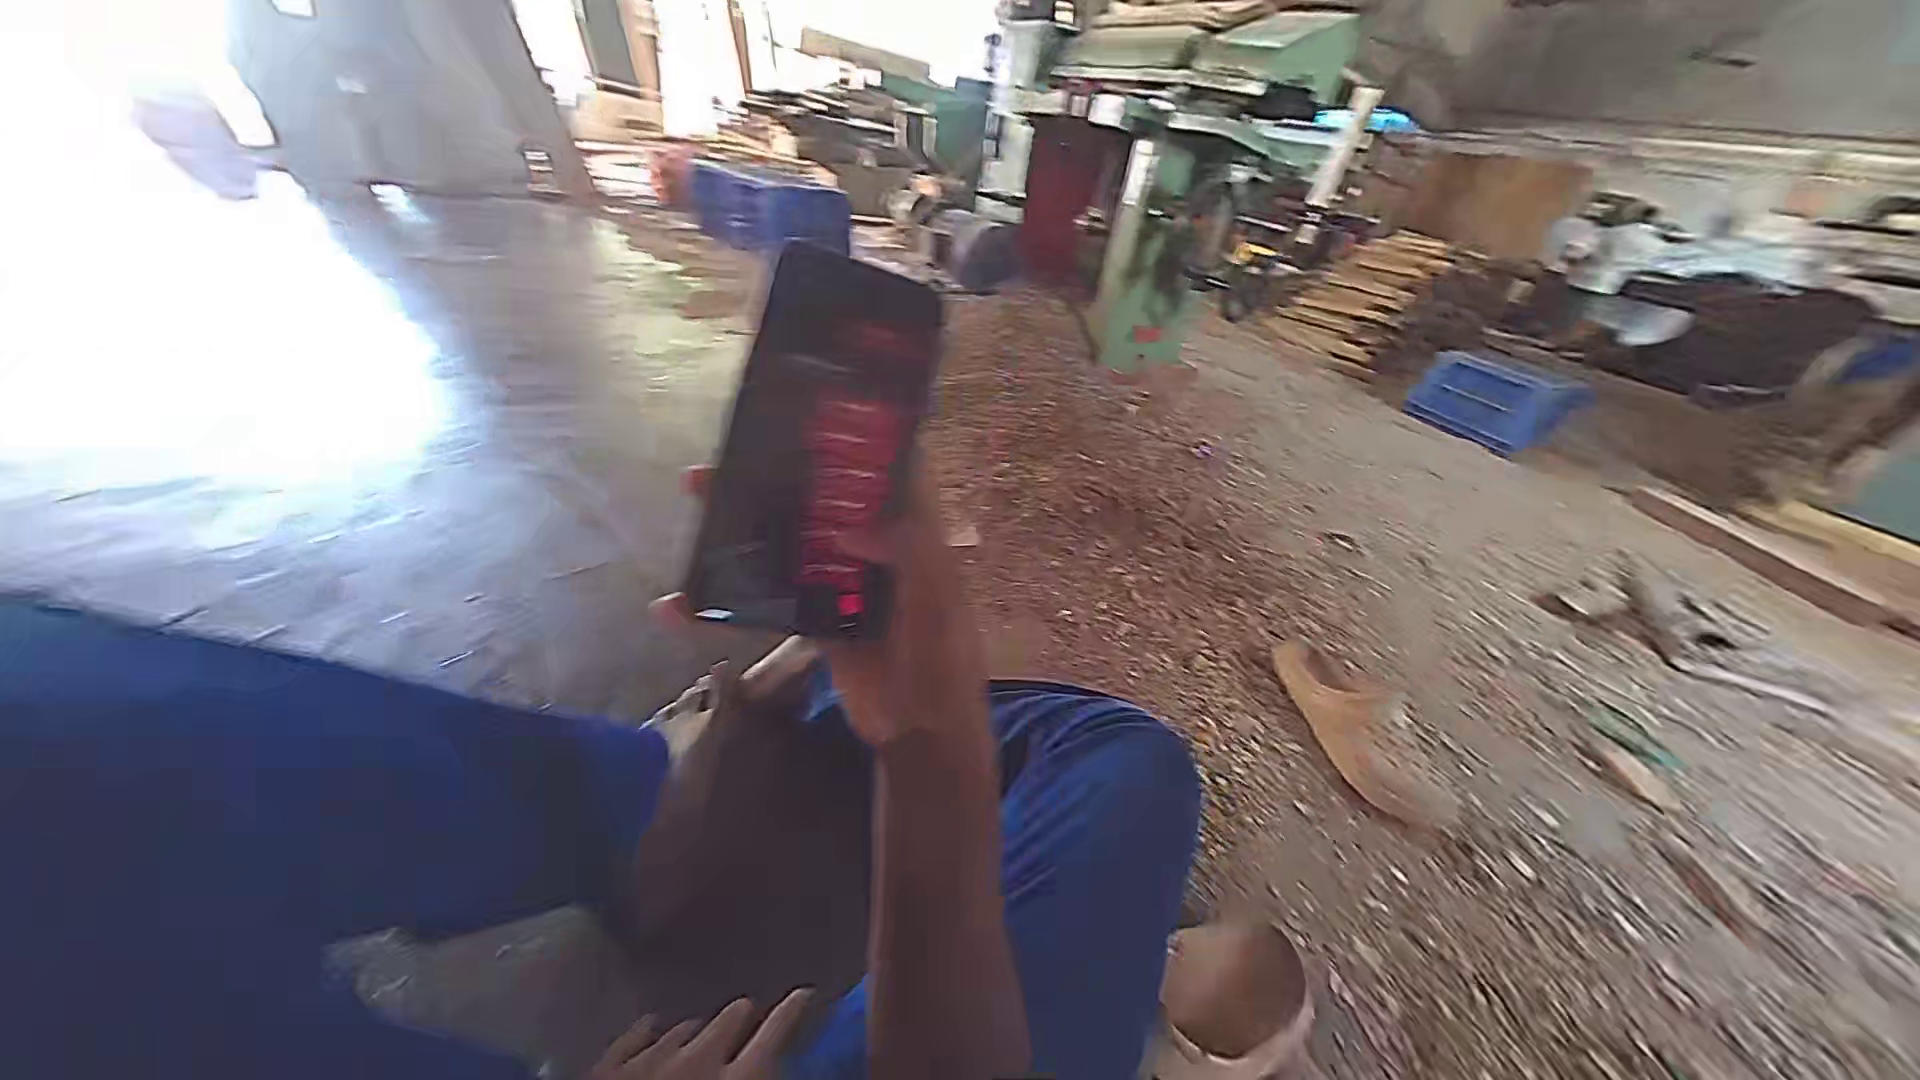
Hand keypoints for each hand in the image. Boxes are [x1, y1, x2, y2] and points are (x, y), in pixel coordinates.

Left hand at [589, 990, 812, 1079]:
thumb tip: (775, 1071)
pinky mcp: (606, 1066)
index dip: (798, 1008)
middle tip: (745, 1046)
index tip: (808, 997)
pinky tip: (653, 1051)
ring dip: (700, 1038)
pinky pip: (642, 1031)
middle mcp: (701, 1058)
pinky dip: (654, 1039)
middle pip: (738, 1012)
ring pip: (690, 1023)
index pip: (781, 1026)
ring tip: (696, 1060)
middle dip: (746, 1025)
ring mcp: (650, 1058)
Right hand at [655, 461, 990, 754]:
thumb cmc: (943, 660)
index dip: (864, 437)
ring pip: (792, 539)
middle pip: (828, 497)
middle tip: (735, 448)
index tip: (820, 404)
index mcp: (913, 532)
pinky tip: (682, 600)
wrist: (921, 729)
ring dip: (749, 521)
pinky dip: (728, 601)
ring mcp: (841, 581)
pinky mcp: (816, 618)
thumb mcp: (939, 602)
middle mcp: (875, 546)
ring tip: (700, 492)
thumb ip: (911, 553)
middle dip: (785, 471)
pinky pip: (770, 599)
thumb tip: (850, 526)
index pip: (891, 469)